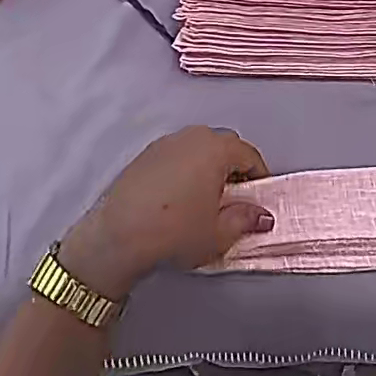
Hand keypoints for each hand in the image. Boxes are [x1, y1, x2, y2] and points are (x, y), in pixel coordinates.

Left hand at [56, 126, 271, 299]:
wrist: (116, 238)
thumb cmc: (171, 232)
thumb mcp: (219, 234)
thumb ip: (246, 220)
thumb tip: (259, 215)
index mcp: (215, 149)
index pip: (249, 155)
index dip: (259, 177)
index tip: (259, 198)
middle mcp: (191, 138)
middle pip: (225, 145)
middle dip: (235, 168)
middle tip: (237, 199)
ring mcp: (165, 144)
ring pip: (199, 148)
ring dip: (209, 167)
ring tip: (207, 200)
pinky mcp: (144, 156)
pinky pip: (176, 156)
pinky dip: (186, 170)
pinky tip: (180, 199)